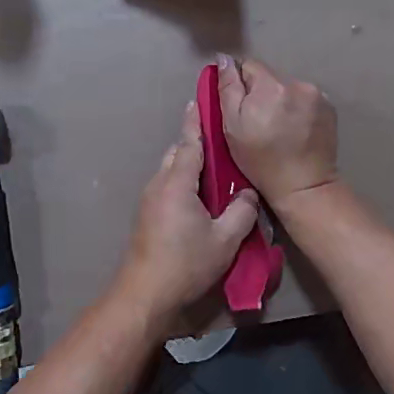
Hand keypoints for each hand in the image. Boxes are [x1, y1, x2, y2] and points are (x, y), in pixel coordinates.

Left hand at [115, 99, 259, 326]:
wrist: (146, 293)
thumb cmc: (186, 263)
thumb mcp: (225, 240)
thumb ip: (242, 212)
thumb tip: (248, 193)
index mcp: (177, 182)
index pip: (189, 142)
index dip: (197, 121)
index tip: (201, 99)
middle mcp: (159, 184)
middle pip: (177, 153)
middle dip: (196, 142)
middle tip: (221, 138)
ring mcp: (149, 200)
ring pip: (171, 170)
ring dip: (190, 164)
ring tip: (216, 167)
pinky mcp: (147, 215)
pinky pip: (168, 186)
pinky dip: (184, 181)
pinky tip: (201, 194)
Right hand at [217, 55, 338, 208]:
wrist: (304, 185)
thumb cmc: (260, 159)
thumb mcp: (232, 126)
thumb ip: (227, 88)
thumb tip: (223, 59)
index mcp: (271, 86)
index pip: (248, 65)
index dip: (239, 84)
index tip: (240, 107)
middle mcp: (296, 83)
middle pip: (269, 76)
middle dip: (261, 92)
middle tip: (257, 121)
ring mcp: (317, 94)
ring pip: (287, 87)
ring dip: (280, 99)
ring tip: (278, 126)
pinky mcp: (329, 107)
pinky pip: (304, 97)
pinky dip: (297, 107)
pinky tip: (295, 128)